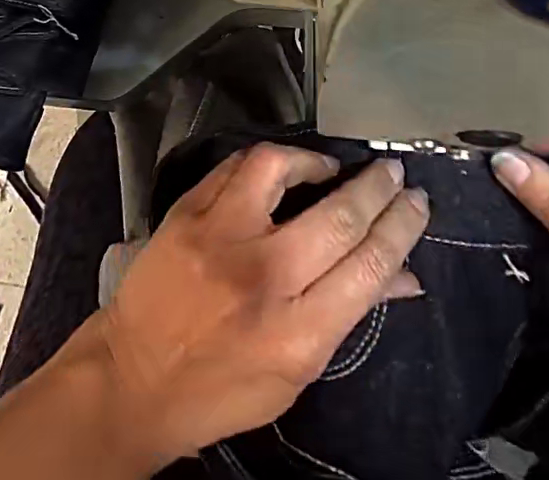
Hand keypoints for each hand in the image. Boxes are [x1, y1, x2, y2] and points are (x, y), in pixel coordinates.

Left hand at [82, 144, 429, 464]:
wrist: (133, 380)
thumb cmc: (224, 386)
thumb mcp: (298, 371)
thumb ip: (350, 315)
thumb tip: (406, 273)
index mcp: (298, 332)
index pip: (369, 265)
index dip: (402, 226)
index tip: (416, 202)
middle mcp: (263, 278)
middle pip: (339, 217)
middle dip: (378, 188)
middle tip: (394, 172)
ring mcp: (220, 238)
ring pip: (281, 171)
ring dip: (318, 161)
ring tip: (333, 167)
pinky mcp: (188, 213)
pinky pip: (238, 166)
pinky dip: (271, 161)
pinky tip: (285, 168)